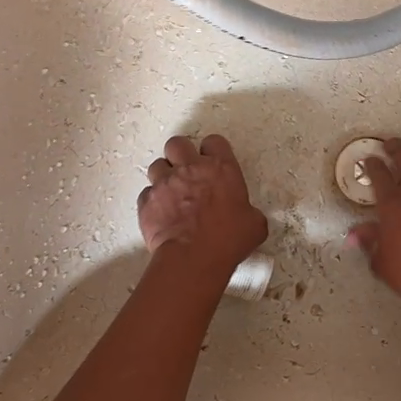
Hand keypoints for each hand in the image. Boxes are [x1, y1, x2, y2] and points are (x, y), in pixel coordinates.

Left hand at [138, 135, 268, 276]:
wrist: (194, 258)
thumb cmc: (228, 239)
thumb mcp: (254, 224)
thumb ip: (249, 212)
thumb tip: (248, 218)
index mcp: (221, 168)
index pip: (214, 141)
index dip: (211, 150)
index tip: (212, 162)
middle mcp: (191, 169)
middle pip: (177, 143)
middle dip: (179, 154)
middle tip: (185, 171)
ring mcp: (166, 183)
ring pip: (157, 165)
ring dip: (163, 176)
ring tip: (170, 193)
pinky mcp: (147, 202)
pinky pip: (146, 194)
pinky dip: (152, 201)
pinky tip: (160, 214)